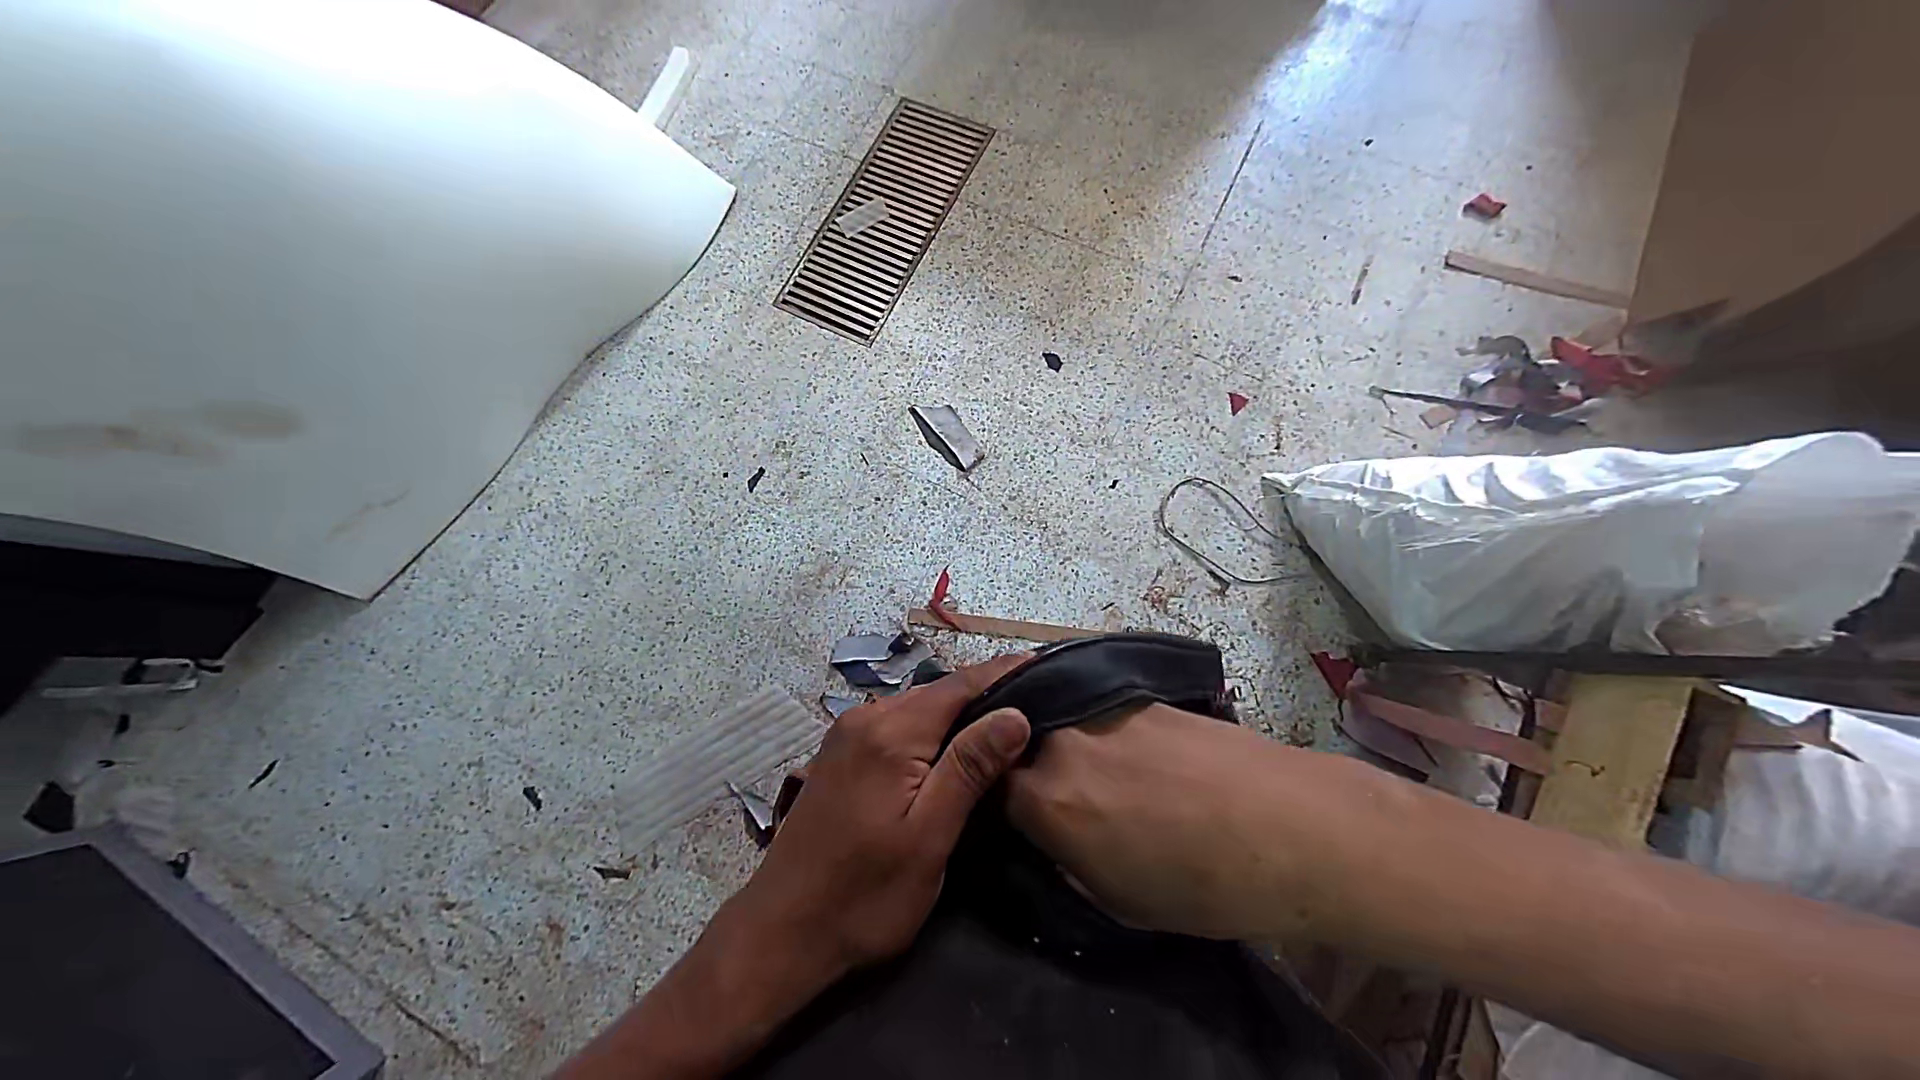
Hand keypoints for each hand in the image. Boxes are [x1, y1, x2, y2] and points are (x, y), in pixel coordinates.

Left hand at [730, 653, 1032, 979]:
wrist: (782, 932)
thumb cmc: (864, 894)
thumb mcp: (929, 836)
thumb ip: (970, 768)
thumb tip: (1015, 714)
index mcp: (891, 733)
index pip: (960, 685)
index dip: (1002, 672)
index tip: (1042, 661)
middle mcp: (865, 719)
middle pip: (937, 692)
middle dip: (984, 691)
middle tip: (1032, 698)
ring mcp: (846, 735)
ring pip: (916, 707)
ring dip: (957, 711)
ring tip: (1000, 720)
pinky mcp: (839, 755)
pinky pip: (895, 724)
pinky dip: (929, 727)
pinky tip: (949, 746)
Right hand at [1005, 702, 1334, 941]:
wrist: (1289, 826)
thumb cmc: (1201, 884)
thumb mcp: (1116, 900)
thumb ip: (1067, 860)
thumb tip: (1056, 835)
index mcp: (1045, 799)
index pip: (991, 788)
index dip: (999, 802)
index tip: (1014, 814)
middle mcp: (1062, 743)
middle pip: (1018, 746)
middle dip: (1025, 766)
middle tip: (1059, 793)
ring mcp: (1100, 712)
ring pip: (1057, 722)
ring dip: (1062, 743)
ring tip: (1101, 772)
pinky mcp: (1137, 696)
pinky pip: (1096, 710)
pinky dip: (1100, 730)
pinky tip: (1134, 753)